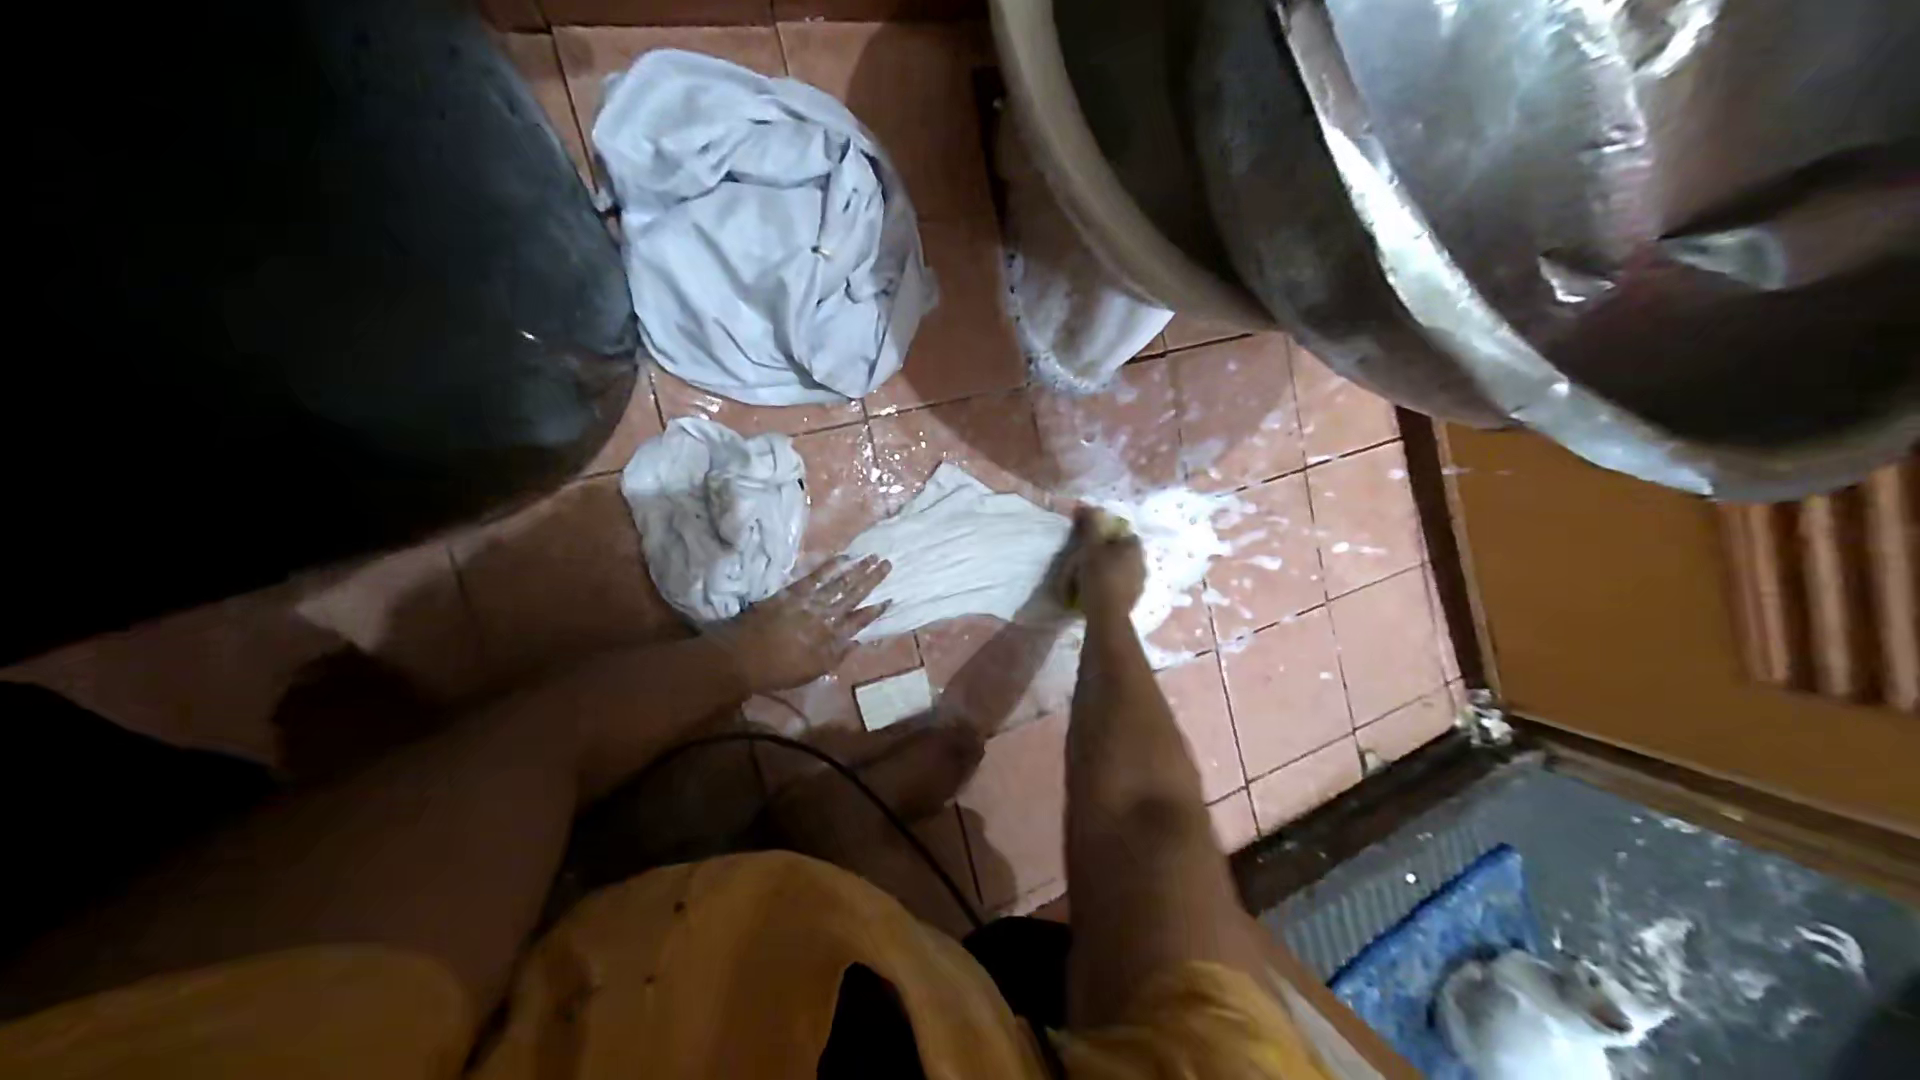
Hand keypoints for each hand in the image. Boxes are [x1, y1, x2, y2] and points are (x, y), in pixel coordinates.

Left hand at [716, 555, 891, 693]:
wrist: (742, 658)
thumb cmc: (777, 671)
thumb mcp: (813, 672)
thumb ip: (838, 656)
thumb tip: (859, 641)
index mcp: (831, 639)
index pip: (858, 622)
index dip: (875, 610)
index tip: (889, 598)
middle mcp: (824, 618)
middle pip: (853, 596)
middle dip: (872, 580)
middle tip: (887, 564)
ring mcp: (808, 603)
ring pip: (838, 584)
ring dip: (857, 569)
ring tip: (873, 557)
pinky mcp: (791, 593)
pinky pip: (814, 577)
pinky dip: (830, 567)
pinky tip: (843, 558)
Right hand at [1065, 506, 1144, 622]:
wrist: (1106, 614)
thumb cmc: (1098, 576)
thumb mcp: (1090, 547)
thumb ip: (1090, 525)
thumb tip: (1087, 506)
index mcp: (1135, 547)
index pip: (1125, 533)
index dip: (1110, 534)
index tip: (1095, 540)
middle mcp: (1143, 563)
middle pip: (1126, 551)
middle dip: (1112, 552)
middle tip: (1092, 556)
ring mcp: (1141, 582)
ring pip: (1126, 568)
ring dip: (1114, 568)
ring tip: (1095, 573)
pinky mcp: (1134, 598)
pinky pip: (1124, 584)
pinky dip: (1114, 583)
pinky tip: (1101, 588)